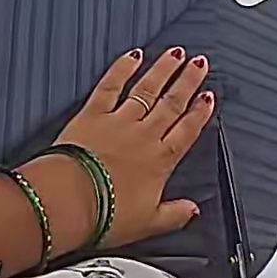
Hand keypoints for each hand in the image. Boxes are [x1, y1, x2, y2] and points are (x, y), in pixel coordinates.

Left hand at [50, 47, 215, 249]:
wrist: (68, 202)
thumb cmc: (105, 215)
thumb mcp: (149, 223)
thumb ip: (174, 214)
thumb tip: (192, 211)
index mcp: (160, 161)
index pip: (187, 130)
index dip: (200, 112)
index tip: (209, 97)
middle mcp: (144, 136)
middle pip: (172, 103)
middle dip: (189, 81)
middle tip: (200, 64)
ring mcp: (119, 121)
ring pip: (148, 89)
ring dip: (164, 70)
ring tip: (177, 54)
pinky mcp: (93, 114)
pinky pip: (111, 86)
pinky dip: (123, 68)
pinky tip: (134, 56)